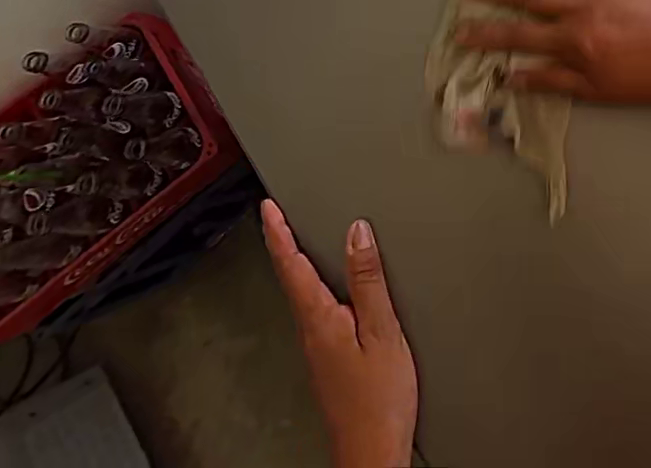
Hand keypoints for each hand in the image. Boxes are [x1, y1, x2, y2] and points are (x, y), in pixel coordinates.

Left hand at [260, 199, 417, 467]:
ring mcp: (317, 347)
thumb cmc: (379, 402)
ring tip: (294, 238)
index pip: (291, 264)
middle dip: (281, 242)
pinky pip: (314, 308)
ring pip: (300, 293)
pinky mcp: (327, 358)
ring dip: (295, 261)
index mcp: (320, 318)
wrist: (373, 454)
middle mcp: (311, 331)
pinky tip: (325, 284)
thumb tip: (358, 233)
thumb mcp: (381, 331)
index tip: (268, 207)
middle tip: (275, 216)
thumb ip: (368, 280)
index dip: (278, 232)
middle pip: (290, 277)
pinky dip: (311, 283)